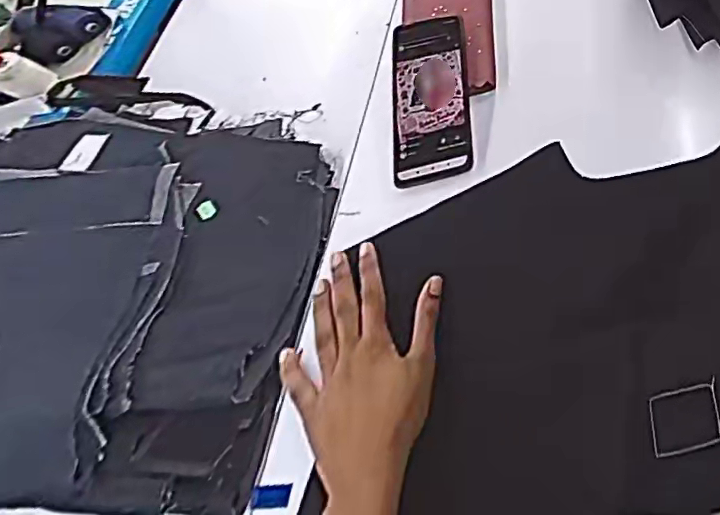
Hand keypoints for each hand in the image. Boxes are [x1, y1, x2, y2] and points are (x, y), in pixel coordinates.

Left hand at [279, 243, 441, 514]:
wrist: (369, 468)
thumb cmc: (398, 422)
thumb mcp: (423, 366)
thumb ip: (426, 322)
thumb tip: (432, 289)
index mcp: (375, 346)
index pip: (372, 298)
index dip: (369, 271)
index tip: (364, 251)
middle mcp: (349, 358)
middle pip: (344, 309)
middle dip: (340, 280)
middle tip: (335, 258)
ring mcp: (329, 381)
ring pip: (322, 336)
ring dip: (319, 309)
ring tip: (317, 287)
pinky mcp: (315, 407)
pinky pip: (300, 382)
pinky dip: (292, 366)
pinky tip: (287, 353)